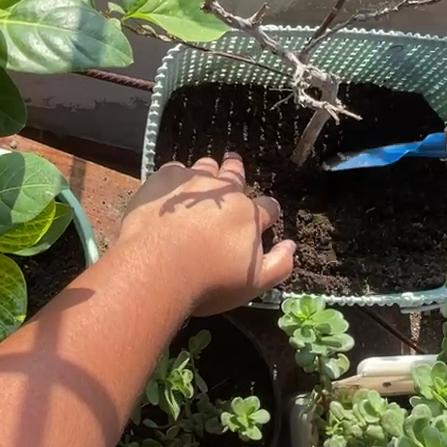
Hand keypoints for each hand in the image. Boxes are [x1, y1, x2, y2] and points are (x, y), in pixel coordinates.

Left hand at [116, 153, 294, 314]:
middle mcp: (225, 193)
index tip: (265, 212)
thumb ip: (278, 265)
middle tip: (234, 162)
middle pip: (236, 175)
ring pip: (206, 167)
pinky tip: (171, 189)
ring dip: (208, 170)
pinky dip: (175, 177)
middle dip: (237, 170)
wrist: (156, 269)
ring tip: (205, 171)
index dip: (268, 210)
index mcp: (249, 216)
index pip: (269, 207)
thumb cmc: (207, 283)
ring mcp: (194, 182)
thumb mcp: (253, 285)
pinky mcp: (164, 180)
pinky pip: (174, 169)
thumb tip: (291, 246)